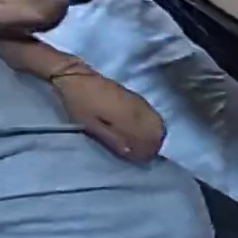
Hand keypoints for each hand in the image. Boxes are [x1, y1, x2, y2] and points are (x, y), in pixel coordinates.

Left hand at [48, 64, 165, 161]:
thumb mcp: (90, 125)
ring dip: (154, 137)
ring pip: (159, 126)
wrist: (79, 78)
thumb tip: (131, 152)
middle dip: (152, 146)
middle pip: (157, 135)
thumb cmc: (81, 104)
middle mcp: (141, 113)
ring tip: (142, 143)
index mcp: (129, 120)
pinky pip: (155, 118)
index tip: (137, 159)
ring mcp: (143, 106)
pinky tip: (144, 130)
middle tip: (140, 153)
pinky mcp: (141, 101)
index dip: (145, 154)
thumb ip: (112, 139)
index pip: (148, 142)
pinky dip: (153, 127)